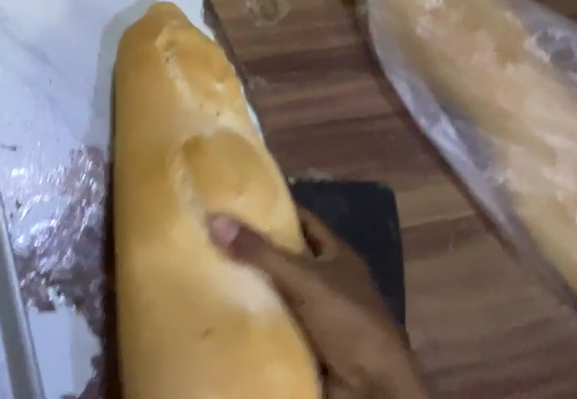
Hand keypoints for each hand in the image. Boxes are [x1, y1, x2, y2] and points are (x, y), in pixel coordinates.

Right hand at [209, 210, 427, 398]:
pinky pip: (271, 322)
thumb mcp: (304, 279)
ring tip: (204, 264)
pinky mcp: (304, 344)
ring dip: (247, 284)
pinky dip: (250, 317)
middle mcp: (327, 282)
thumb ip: (260, 251)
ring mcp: (315, 315)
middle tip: (210, 230)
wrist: (372, 393)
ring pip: (274, 290)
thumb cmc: (348, 324)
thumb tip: (214, 218)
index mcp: (337, 258)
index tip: (235, 197)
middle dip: (251, 247)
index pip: (302, 220)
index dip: (273, 207)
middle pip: (283, 256)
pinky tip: (218, 305)